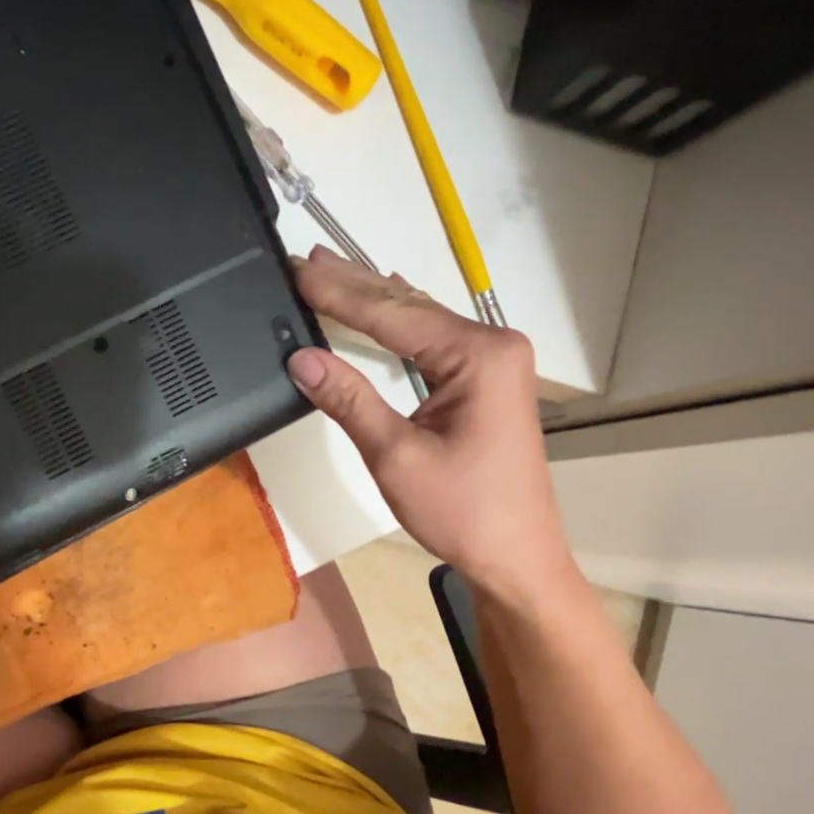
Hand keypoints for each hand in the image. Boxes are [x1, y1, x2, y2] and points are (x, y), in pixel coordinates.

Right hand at [287, 247, 574, 593]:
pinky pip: (433, 340)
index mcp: (478, 355)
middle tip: (304, 258)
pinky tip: (385, 300)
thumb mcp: (395, 455)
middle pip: (409, 307)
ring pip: (421, 320)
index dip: (339, 293)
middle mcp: (492, 346)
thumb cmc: (462, 511)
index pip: (393, 315)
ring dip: (373, 300)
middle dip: (354, 285)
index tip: (297, 269)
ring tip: (329, 271)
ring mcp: (493, 361)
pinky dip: (398, 323)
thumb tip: (302, 358)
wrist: (515, 555)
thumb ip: (349, 400)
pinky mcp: (486, 381)